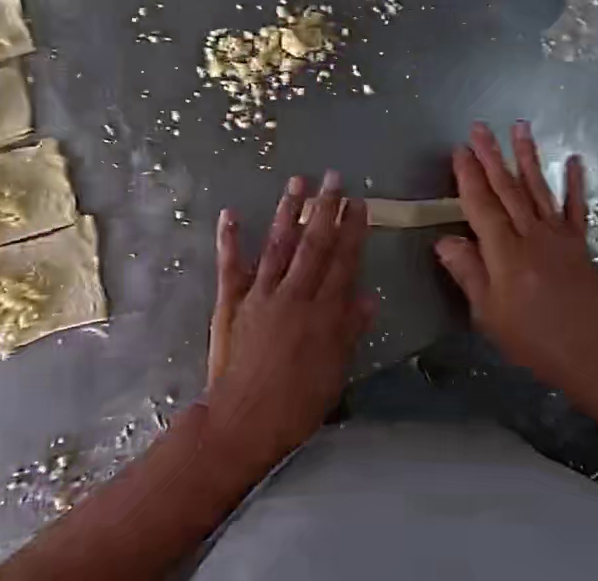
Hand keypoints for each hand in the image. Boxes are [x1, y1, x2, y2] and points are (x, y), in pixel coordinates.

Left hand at [203, 171, 373, 472]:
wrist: (244, 420)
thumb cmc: (297, 403)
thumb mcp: (335, 371)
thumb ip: (349, 330)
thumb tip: (368, 296)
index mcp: (323, 312)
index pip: (342, 262)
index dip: (352, 230)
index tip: (358, 202)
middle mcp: (294, 294)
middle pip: (314, 244)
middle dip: (325, 208)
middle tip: (333, 177)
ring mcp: (260, 293)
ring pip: (278, 244)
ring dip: (288, 211)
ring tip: (297, 181)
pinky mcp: (231, 300)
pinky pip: (231, 264)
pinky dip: (230, 237)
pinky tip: (231, 212)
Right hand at [435, 121, 597, 384]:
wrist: (589, 352)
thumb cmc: (530, 336)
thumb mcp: (487, 312)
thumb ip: (467, 271)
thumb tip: (444, 239)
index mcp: (504, 251)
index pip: (480, 204)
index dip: (468, 176)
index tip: (459, 150)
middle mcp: (530, 234)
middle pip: (506, 188)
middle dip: (491, 156)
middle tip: (479, 127)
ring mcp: (557, 235)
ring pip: (537, 188)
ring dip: (527, 156)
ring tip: (520, 127)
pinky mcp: (577, 243)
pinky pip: (575, 208)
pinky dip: (575, 183)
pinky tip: (574, 160)